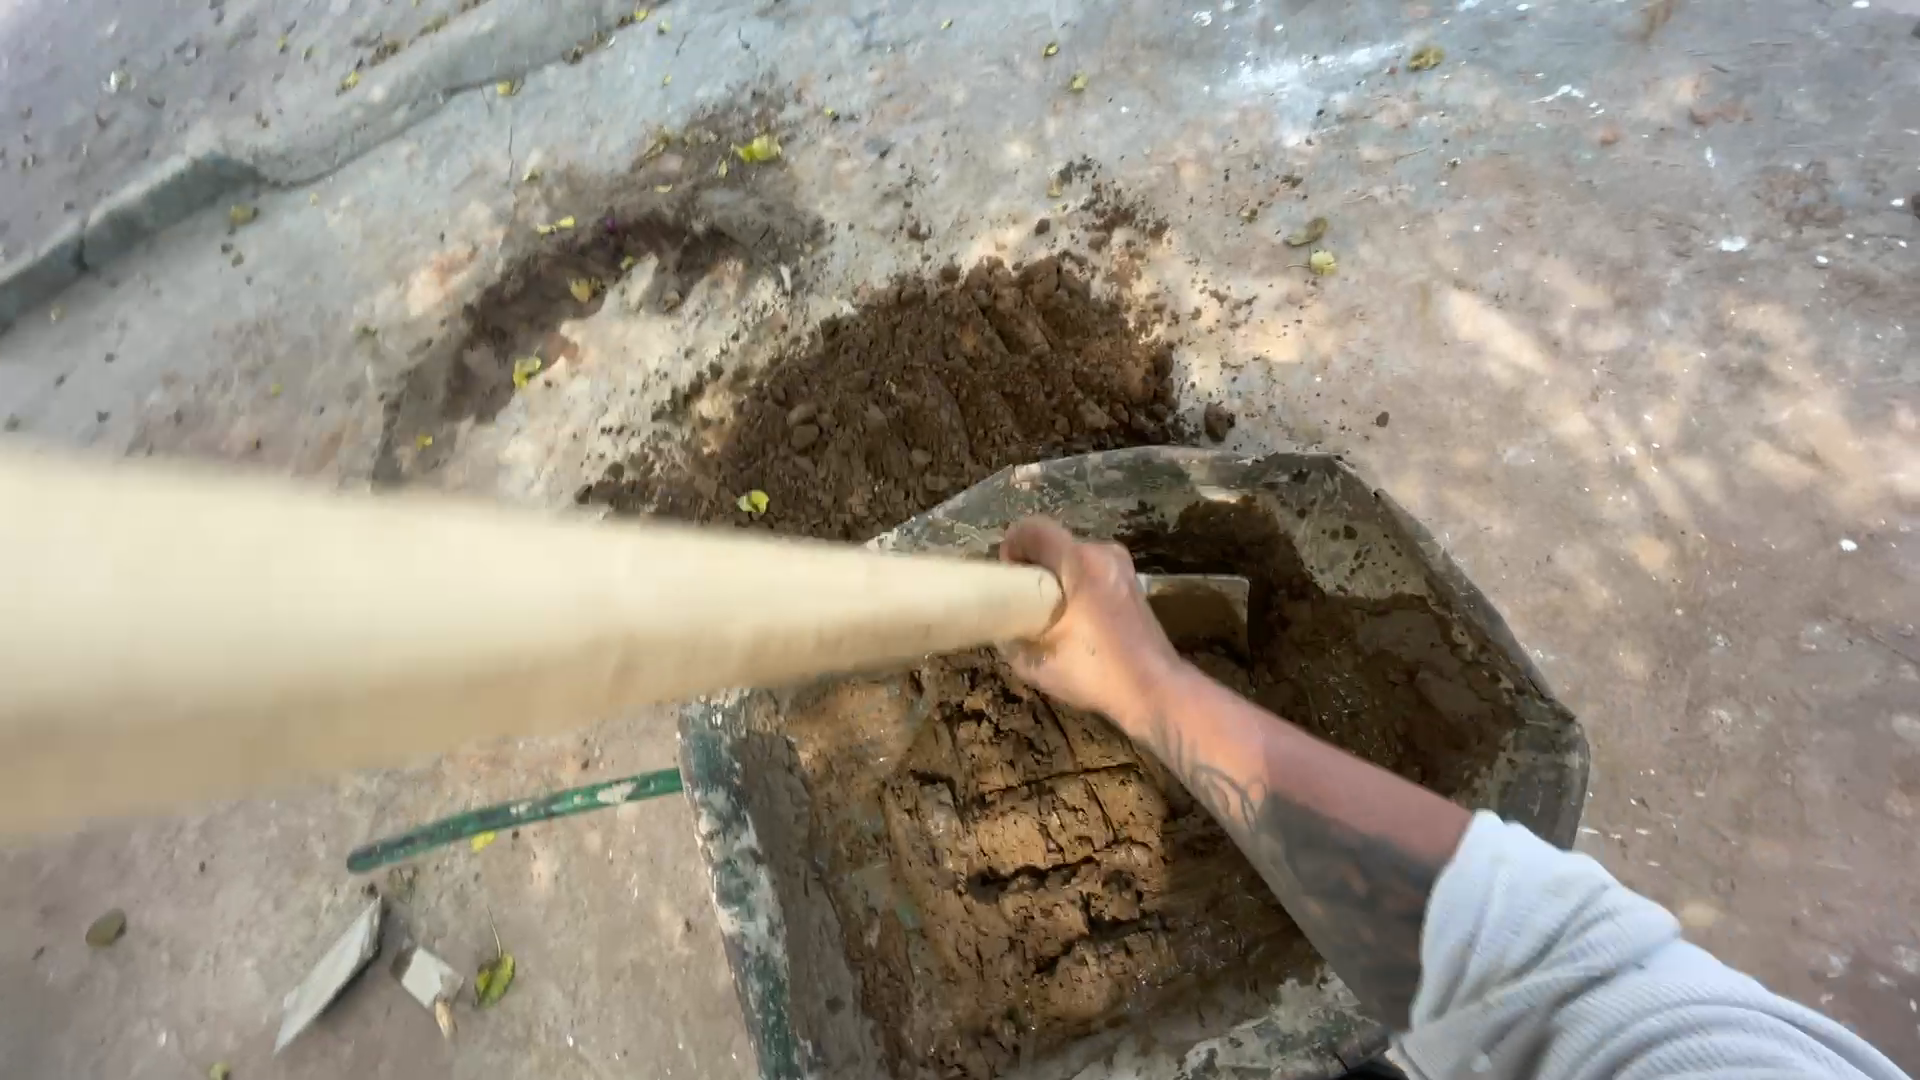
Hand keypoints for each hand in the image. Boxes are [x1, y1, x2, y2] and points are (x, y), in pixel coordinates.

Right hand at [997, 517, 1182, 734]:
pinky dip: (1076, 583)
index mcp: (1079, 563)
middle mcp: (1103, 554)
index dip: (1013, 544)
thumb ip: (1012, 641)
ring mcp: (1122, 567)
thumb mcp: (1037, 665)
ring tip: (1047, 610)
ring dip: (1056, 575)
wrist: (1155, 689)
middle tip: (1022, 597)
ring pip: (1075, 556)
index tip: (1007, 573)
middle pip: (1055, 542)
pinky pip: (1092, 569)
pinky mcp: (1132, 582)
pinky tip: (1073, 616)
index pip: (1034, 528)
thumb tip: (1004, 630)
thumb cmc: (1096, 672)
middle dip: (1034, 563)